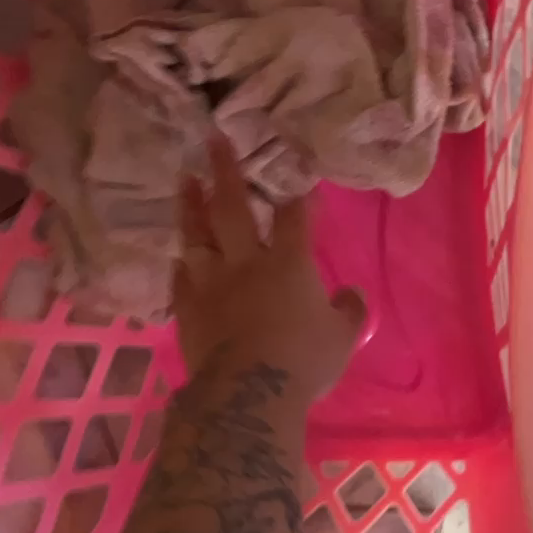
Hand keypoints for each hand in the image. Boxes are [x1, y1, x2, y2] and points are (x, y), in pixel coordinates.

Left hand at [173, 135, 366, 397]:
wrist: (250, 392)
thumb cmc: (305, 361)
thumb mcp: (343, 337)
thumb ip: (349, 310)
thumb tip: (351, 292)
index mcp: (289, 264)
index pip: (293, 219)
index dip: (299, 198)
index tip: (301, 180)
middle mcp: (246, 262)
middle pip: (233, 209)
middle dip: (226, 173)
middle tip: (214, 140)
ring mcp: (211, 284)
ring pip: (198, 235)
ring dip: (192, 207)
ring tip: (187, 182)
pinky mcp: (188, 309)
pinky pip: (182, 277)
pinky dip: (184, 263)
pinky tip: (183, 257)